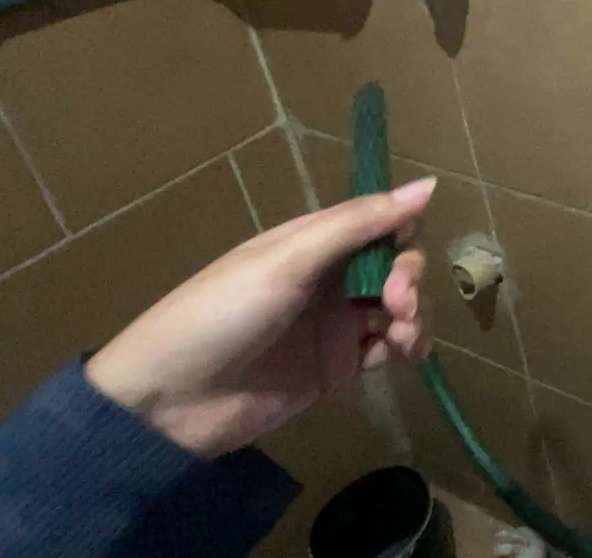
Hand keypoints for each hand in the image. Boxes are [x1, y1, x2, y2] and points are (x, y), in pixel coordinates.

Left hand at [84, 178, 435, 456]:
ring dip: (414, 316)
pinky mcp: (340, 365)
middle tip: (397, 305)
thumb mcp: (289, 260)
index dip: (405, 234)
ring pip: (402, 306)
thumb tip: (429, 184)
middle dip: (409, 281)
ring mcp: (339, 322)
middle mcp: (335, 277)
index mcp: (320, 242)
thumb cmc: (220, 315)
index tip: (401, 256)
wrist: (163, 407)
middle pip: (399, 265)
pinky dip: (407, 347)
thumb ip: (359, 223)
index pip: (385, 223)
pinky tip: (404, 355)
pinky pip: (391, 347)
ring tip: (401, 339)